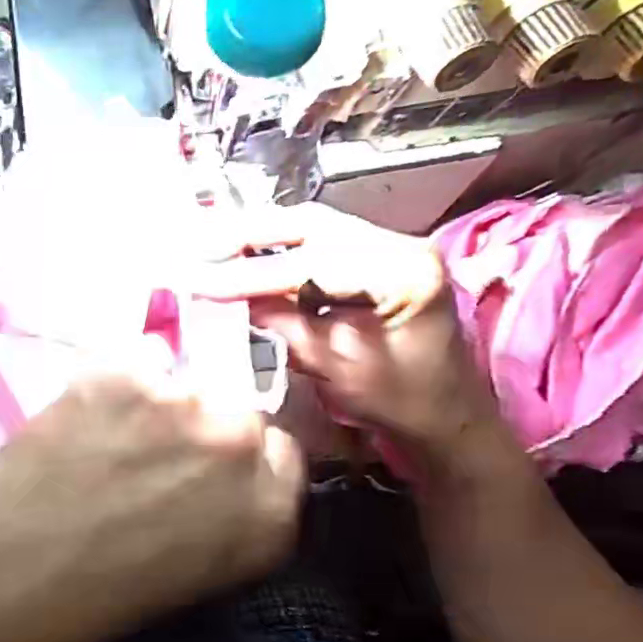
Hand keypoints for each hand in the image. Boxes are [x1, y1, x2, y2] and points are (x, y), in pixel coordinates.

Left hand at [0, 375, 304, 641]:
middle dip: (205, 427)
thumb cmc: (85, 603)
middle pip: (241, 410)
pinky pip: (136, 365)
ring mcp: (181, 403)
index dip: (242, 460)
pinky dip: (114, 387)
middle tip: (154, 450)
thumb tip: (219, 473)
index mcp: (268, 517)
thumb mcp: (187, 576)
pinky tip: (82, 421)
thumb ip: (223, 517)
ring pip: (186, 383)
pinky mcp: (122, 372)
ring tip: (108, 437)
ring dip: (157, 404)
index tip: (208, 467)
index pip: (284, 456)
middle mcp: (240, 447)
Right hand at [195, 203, 499, 453]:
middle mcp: (401, 245)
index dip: (249, 275)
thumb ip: (283, 325)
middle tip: (199, 247)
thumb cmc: (399, 402)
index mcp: (404, 273)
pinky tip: (243, 255)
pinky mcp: (376, 257)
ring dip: (258, 236)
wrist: (444, 416)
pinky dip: (276, 248)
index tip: (200, 282)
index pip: (311, 264)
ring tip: (211, 246)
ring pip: (311, 228)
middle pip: (310, 225)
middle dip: (248, 234)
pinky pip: (317, 243)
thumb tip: (229, 299)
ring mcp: (391, 246)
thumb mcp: (335, 366)